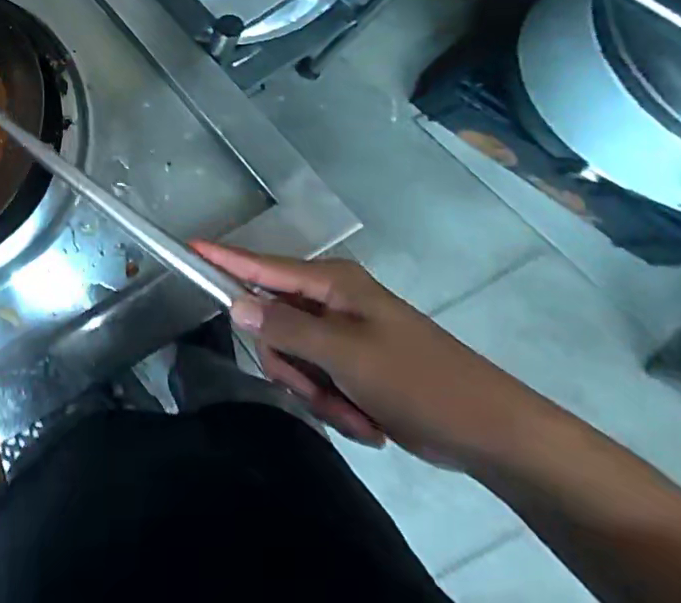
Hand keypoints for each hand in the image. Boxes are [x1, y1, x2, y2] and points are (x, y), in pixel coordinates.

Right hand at [193, 241, 560, 470]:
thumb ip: (286, 327)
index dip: (224, 259)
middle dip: (291, 366)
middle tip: (319, 391)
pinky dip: (333, 404)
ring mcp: (341, 335)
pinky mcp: (351, 365)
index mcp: (332, 284)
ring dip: (316, 393)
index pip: (263, 266)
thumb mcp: (348, 354)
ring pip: (291, 358)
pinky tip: (365, 419)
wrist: (492, 435)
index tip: (188, 246)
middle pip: (272, 324)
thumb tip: (236, 302)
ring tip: (355, 413)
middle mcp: (331, 302)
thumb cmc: (421, 381)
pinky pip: (314, 380)